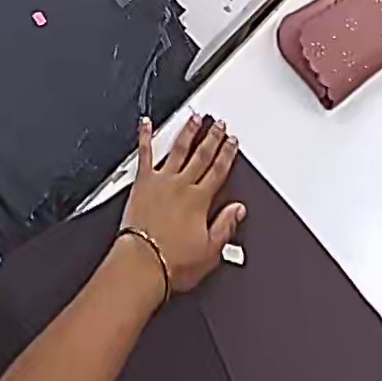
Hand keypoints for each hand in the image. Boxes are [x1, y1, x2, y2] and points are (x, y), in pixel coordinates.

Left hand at [120, 114, 243, 296]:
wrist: (143, 262)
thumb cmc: (173, 261)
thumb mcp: (209, 251)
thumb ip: (225, 225)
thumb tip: (238, 210)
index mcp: (199, 200)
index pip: (218, 171)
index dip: (227, 154)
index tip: (232, 142)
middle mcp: (181, 185)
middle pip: (201, 155)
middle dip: (212, 137)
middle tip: (218, 123)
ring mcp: (161, 180)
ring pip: (178, 149)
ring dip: (188, 131)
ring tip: (194, 117)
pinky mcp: (142, 182)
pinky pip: (145, 153)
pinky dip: (145, 136)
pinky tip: (146, 123)